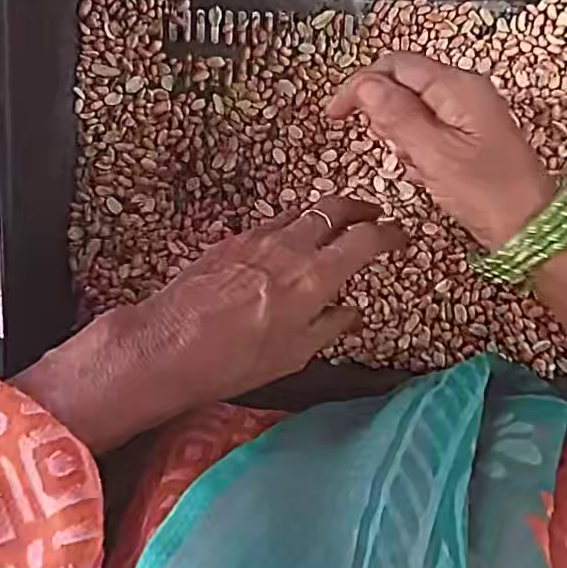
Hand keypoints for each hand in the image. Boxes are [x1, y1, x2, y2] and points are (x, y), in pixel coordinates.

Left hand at [13, 197, 405, 449]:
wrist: (167, 343)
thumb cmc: (235, 361)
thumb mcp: (293, 354)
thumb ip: (328, 325)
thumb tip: (350, 310)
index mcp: (314, 276)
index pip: (365, 239)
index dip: (388, 233)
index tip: (399, 235)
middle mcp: (288, 246)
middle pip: (333, 208)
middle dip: (359, 207)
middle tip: (372, 214)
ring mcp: (256, 238)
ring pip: (300, 212)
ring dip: (323, 214)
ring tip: (332, 226)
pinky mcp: (229, 240)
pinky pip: (270, 224)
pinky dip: (290, 226)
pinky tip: (285, 245)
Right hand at [327, 51, 555, 248]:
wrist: (529, 226)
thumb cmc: (484, 191)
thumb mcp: (434, 154)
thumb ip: (397, 116)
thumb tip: (364, 85)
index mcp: (457, 86)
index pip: (395, 65)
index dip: (360, 85)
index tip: (334, 116)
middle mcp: (463, 90)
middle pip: (403, 83)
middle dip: (383, 114)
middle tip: (387, 148)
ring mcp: (466, 112)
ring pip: (412, 108)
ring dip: (399, 135)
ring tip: (414, 165)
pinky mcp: (467, 135)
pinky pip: (427, 130)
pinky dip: (415, 148)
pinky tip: (424, 172)